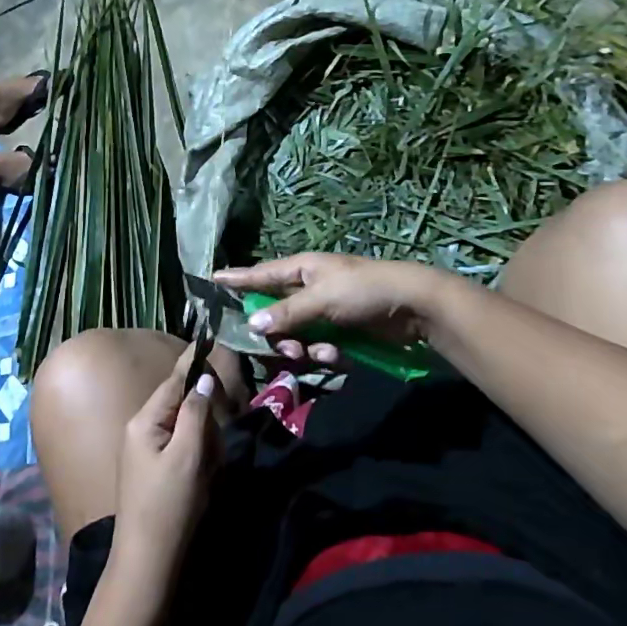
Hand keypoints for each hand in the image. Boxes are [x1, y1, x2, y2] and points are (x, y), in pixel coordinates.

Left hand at [116, 345, 225, 567]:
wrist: (148, 560)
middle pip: (180, 401)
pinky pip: (182, 447)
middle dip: (204, 409)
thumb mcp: (187, 455)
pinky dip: (198, 454)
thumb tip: (204, 378)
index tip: (208, 336)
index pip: (174, 380)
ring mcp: (147, 450)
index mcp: (145, 420)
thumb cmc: (169, 505)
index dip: (193, 360)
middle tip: (223, 421)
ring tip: (211, 461)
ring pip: (185, 425)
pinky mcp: (156, 469)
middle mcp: (142, 428)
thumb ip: (195, 413)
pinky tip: (205, 473)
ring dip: (203, 436)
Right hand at [213, 253, 453, 358]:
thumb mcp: (322, 298)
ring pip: (295, 337)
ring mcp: (324, 313)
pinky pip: (318, 348)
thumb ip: (286, 312)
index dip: (237, 278)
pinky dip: (326, 355)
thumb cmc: (364, 290)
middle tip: (286, 349)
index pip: (261, 274)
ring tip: (323, 353)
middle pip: (275, 315)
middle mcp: (309, 290)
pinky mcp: (340, 333)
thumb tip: (251, 324)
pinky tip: (340, 356)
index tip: (212, 278)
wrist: (414, 307)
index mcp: (302, 269)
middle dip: (278, 336)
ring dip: (304, 349)